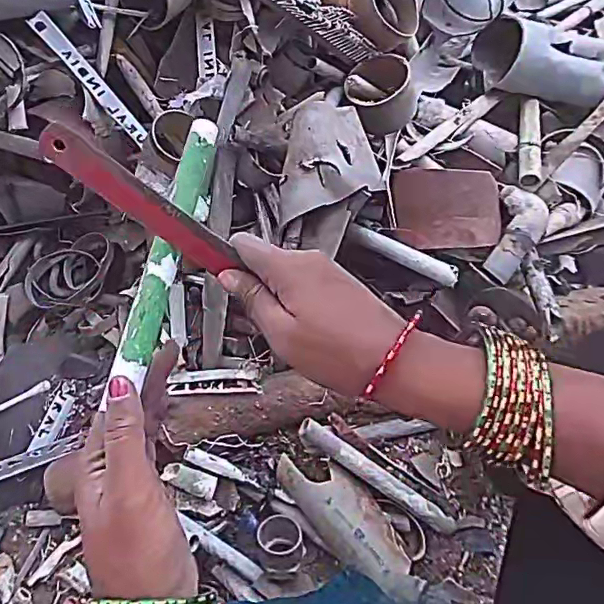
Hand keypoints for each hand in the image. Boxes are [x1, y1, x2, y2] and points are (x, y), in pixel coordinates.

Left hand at [73, 368, 197, 603]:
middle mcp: (106, 467)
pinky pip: (150, 443)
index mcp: (95, 463)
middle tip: (168, 349)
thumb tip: (118, 387)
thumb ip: (123, 436)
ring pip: (138, 423)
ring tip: (169, 370)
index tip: (147, 341)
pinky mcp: (145, 491)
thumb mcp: (130, 490)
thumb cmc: (138, 561)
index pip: (113, 402)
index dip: (131, 367)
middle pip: (125, 408)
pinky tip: (167, 415)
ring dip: (153, 394)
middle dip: (145, 376)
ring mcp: (126, 479)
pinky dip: (161, 421)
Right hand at [216, 233, 408, 397]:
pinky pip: (303, 283)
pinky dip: (294, 301)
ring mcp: (326, 268)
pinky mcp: (338, 281)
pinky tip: (303, 330)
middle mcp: (309, 259)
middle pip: (262, 259)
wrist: (393, 359)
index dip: (221, 257)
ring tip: (285, 333)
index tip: (210, 270)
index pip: (242, 243)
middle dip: (250, 285)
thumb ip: (251, 299)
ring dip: (273, 297)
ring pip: (282, 273)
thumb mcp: (280, 334)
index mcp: (289, 266)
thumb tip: (230, 278)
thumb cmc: (342, 353)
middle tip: (253, 321)